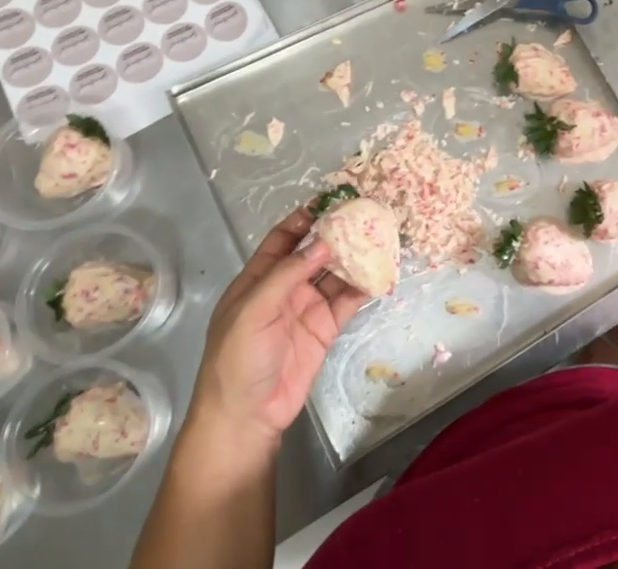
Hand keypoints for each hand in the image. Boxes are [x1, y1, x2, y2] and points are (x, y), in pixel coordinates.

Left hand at [188, 208, 367, 460]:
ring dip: (355, 257)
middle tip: (365, 214)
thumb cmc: (237, 360)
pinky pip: (348, 300)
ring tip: (380, 238)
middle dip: (337, 234)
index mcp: (258, 280)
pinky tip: (380, 273)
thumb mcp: (253, 311)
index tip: (331, 201)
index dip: (304, 219)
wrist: (246, 417)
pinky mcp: (326, 328)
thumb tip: (324, 242)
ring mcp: (307, 308)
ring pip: (335, 274)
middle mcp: (284, 289)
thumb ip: (287, 274)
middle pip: (314, 252)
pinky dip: (364, 286)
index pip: (283, 239)